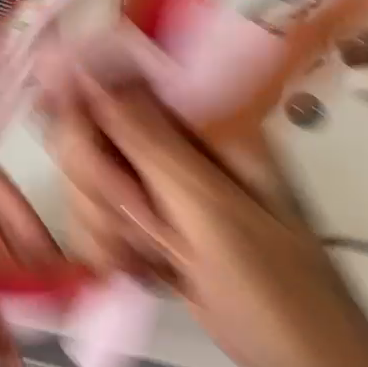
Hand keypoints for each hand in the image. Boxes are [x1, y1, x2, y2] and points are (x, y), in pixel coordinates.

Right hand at [48, 78, 367, 366]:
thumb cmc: (284, 298)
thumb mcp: (211, 212)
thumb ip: (147, 138)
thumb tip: (92, 69)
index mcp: (206, 117)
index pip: (118, 79)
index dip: (86, 109)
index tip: (83, 153)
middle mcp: (181, 142)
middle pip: (94, 129)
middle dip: (99, 183)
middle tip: (141, 223)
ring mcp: (165, 184)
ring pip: (89, 176)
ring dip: (104, 223)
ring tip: (151, 256)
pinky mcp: (152, 222)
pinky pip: (97, 214)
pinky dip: (107, 247)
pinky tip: (141, 269)